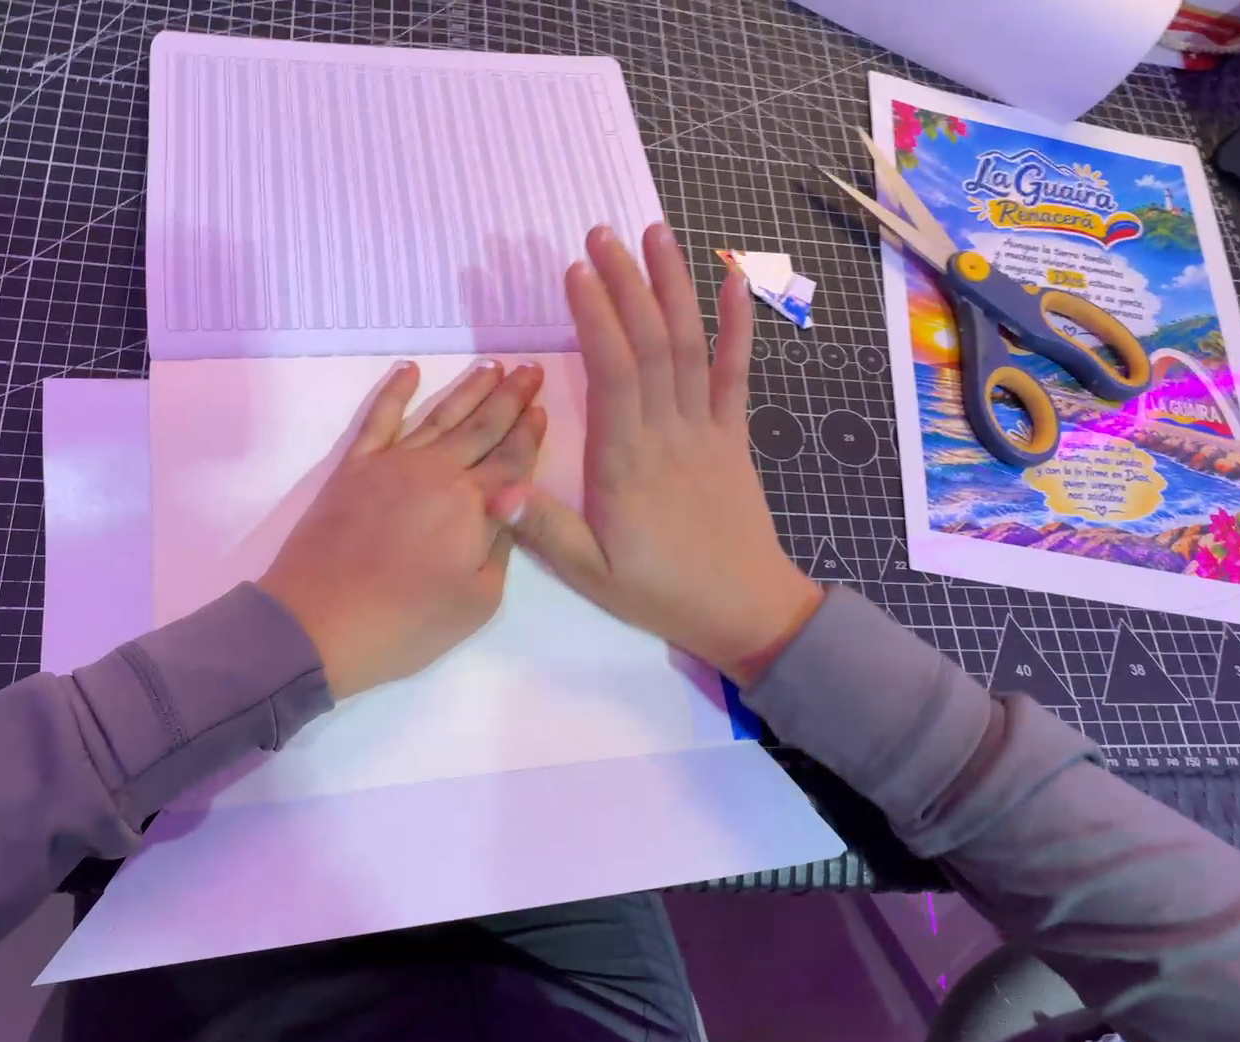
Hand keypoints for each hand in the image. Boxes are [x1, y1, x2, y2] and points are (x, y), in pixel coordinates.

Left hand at [261, 359, 546, 699]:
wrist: (319, 623)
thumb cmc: (405, 624)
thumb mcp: (477, 602)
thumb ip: (500, 546)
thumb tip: (509, 507)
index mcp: (473, 505)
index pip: (513, 460)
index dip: (530, 433)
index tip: (542, 405)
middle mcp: (437, 472)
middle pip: (482, 427)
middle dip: (509, 397)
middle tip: (530, 368)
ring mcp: (392, 464)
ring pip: (439, 416)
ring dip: (468, 389)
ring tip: (491, 366)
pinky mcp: (353, 468)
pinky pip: (378, 418)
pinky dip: (394, 391)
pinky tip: (409, 370)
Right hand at [495, 224, 823, 687]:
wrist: (744, 610)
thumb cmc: (659, 591)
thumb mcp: (591, 572)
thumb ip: (545, 529)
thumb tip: (494, 490)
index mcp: (626, 461)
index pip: (612, 372)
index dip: (595, 316)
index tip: (576, 271)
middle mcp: (667, 432)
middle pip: (648, 343)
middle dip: (625, 283)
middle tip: (602, 234)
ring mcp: (706, 429)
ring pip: (689, 346)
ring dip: (672, 287)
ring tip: (656, 234)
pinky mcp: (732, 436)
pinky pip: (735, 374)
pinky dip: (738, 326)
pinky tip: (735, 283)